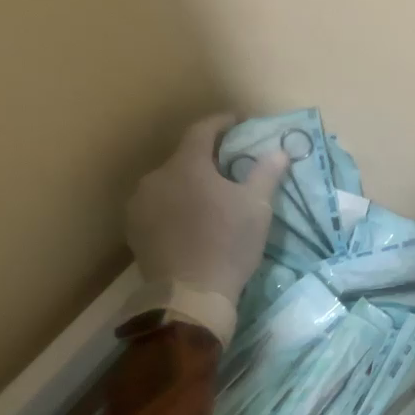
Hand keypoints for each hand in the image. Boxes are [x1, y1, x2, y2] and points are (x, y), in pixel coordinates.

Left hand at [126, 114, 288, 303]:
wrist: (190, 293)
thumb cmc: (228, 243)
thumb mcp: (256, 207)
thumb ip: (266, 173)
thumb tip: (280, 151)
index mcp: (187, 165)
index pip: (202, 130)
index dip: (220, 122)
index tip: (236, 121)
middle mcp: (156, 177)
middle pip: (184, 159)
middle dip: (206, 161)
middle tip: (230, 171)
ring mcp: (140, 204)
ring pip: (169, 184)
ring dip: (189, 186)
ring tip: (210, 201)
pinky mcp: (133, 229)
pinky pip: (158, 207)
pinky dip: (175, 207)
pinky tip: (190, 223)